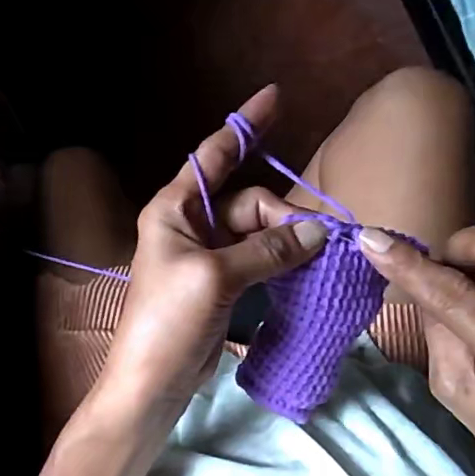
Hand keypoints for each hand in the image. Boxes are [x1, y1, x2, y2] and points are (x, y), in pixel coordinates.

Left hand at [100, 87, 328, 407]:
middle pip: (249, 202)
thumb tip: (318, 231)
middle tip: (318, 242)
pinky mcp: (223, 283)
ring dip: (289, 240)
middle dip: (283, 215)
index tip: (275, 96)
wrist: (153, 379)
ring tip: (321, 255)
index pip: (212, 156)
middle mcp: (190, 225)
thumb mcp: (215, 277)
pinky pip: (260, 259)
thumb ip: (266, 250)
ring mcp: (208, 255)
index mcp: (174, 209)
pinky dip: (283, 261)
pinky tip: (307, 269)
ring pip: (260, 233)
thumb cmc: (167, 320)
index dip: (243, 126)